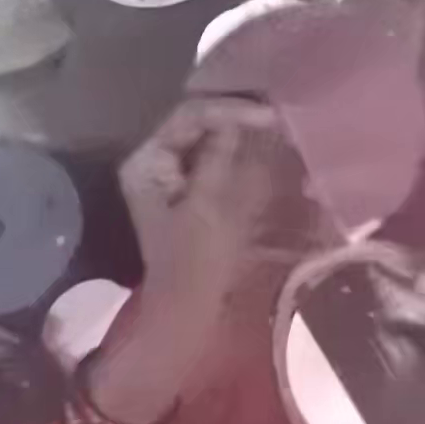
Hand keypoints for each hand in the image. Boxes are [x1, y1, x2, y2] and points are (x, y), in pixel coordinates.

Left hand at [119, 97, 288, 323]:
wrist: (185, 313)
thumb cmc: (193, 263)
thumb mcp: (207, 208)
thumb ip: (220, 159)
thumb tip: (239, 119)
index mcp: (147, 162)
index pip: (188, 117)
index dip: (229, 110)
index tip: (269, 115)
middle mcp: (154, 161)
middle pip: (196, 124)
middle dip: (236, 117)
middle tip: (277, 114)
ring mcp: (172, 177)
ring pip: (208, 140)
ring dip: (240, 132)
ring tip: (276, 125)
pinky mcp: (191, 192)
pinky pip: (215, 160)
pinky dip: (239, 153)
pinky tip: (264, 147)